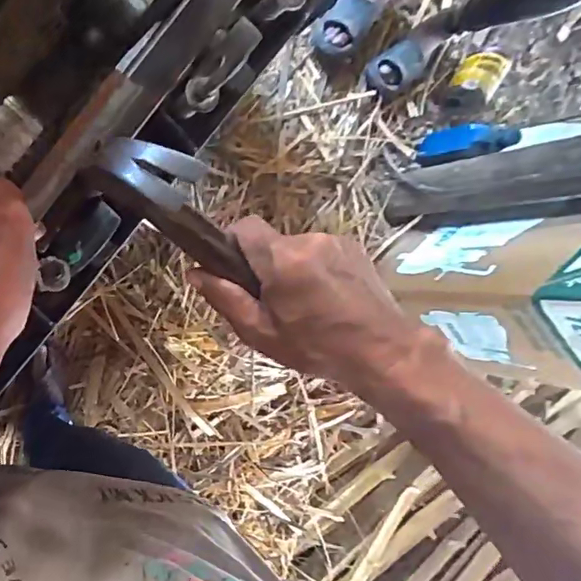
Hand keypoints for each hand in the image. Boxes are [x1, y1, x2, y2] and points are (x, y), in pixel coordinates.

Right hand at [188, 216, 443, 391]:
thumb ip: (224, 297)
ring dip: (285, 270)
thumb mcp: (257, 330)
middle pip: (267, 242)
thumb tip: (195, 272)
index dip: (229, 244)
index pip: (242, 227)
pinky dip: (309, 271)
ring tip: (297, 305)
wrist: (386, 353)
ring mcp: (337, 243)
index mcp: (283, 258)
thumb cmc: (315, 346)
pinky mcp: (355, 251)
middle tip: (265, 302)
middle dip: (259, 265)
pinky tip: (320, 300)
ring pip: (291, 250)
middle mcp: (310, 240)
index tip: (229, 271)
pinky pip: (315, 254)